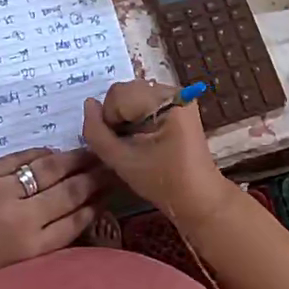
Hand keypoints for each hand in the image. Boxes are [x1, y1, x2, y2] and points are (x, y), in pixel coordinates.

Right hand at [84, 79, 235, 223]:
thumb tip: (88, 104)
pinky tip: (145, 136)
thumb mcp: (122, 161)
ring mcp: (178, 95)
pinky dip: (137, 115)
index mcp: (166, 101)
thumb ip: (97, 132)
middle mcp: (174, 90)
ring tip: (135, 141)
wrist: (200, 198)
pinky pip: (145, 99)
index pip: (117, 95)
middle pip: (125, 90)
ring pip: (133, 93)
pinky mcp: (179, 103)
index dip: (109, 120)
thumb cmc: (162, 183)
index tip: (120, 146)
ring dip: (126, 115)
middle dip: (117, 116)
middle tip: (126, 144)